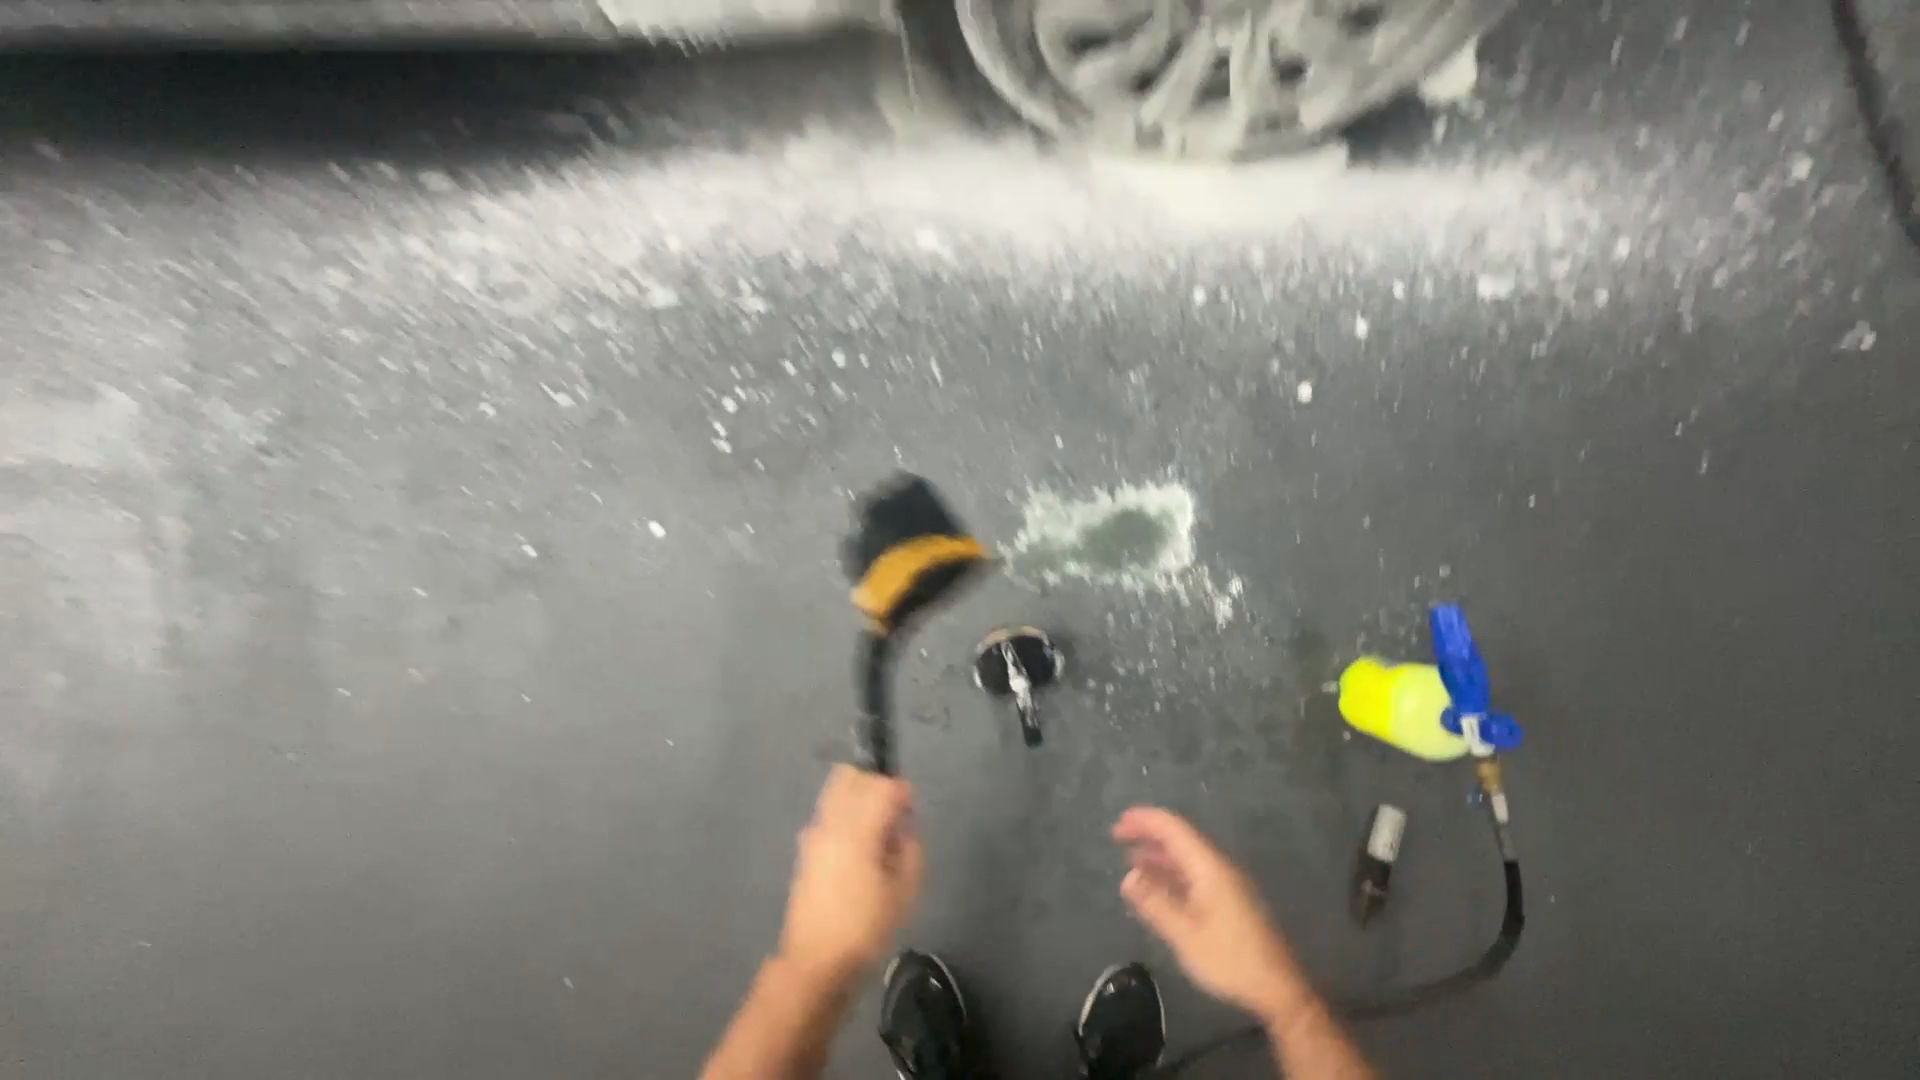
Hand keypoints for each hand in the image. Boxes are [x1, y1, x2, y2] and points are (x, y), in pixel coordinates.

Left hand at [777, 765, 924, 988]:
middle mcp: (831, 822)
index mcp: (858, 829)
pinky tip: (857, 851)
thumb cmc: (865, 928)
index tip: (910, 816)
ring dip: (859, 798)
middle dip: (877, 785)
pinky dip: (846, 816)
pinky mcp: (805, 848)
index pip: (883, 784)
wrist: (815, 963)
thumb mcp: (905, 891)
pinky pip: (829, 813)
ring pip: (837, 789)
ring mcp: (814, 833)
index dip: (903, 793)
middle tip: (892, 817)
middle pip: (853, 774)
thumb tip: (902, 829)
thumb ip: (909, 848)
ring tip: (874, 832)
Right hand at [1113, 807, 1306, 1022]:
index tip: (1119, 822)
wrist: (1278, 989)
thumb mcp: (1185, 935)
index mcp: (1209, 867)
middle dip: (1149, 834)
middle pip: (1180, 838)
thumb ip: (1155, 903)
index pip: (1174, 828)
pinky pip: (1195, 874)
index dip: (1145, 820)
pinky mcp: (1229, 900)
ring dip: (1159, 855)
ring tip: (1131, 860)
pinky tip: (1158, 887)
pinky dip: (1172, 873)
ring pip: (1188, 857)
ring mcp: (1226, 883)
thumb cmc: (1230, 959)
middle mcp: (1219, 867)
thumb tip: (1128, 877)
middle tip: (1118, 837)